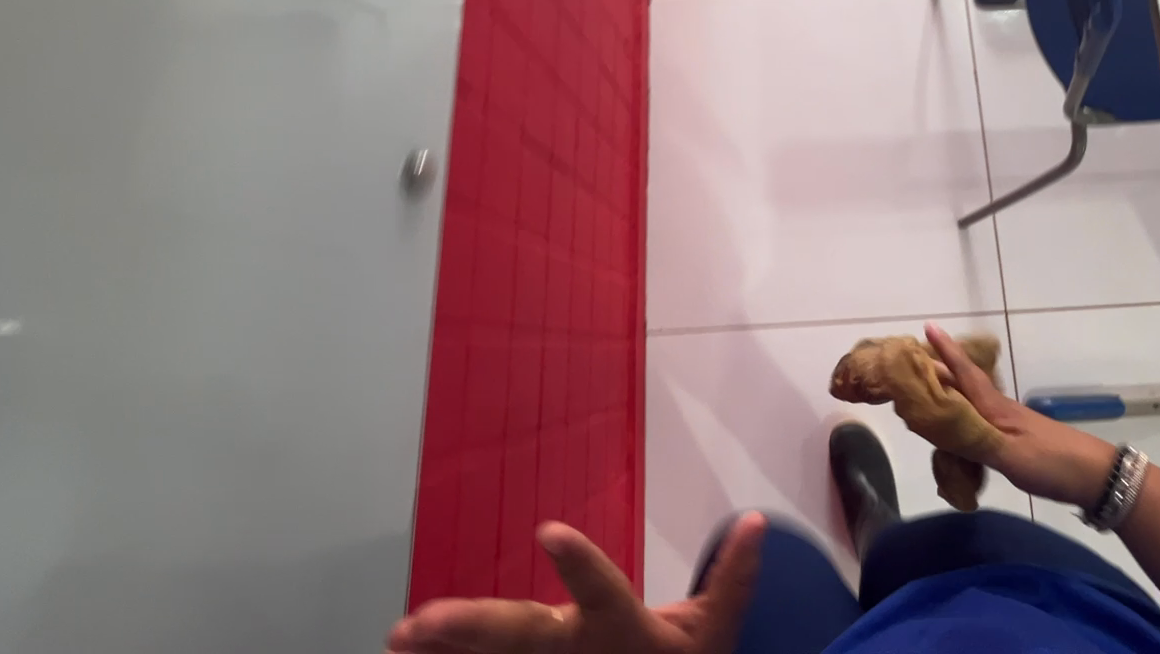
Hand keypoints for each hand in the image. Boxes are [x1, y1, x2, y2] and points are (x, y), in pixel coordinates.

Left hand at [386, 512, 764, 653]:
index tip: (550, 532)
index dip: (578, 566)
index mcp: (624, 633)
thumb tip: (757, 518)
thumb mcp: (716, 634)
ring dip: (447, 646)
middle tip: (418, 623)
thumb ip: (734, 578)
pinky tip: (415, 650)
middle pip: (525, 636)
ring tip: (402, 635)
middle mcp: (579, 653)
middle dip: (474, 627)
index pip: (602, 592)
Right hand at [926, 322, 1121, 508]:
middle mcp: (997, 409)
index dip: (945, 351)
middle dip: (938, 370)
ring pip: (969, 402)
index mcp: (993, 408)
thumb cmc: (1050, 461)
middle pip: (962, 384)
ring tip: (923, 397)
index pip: (963, 373)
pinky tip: (955, 434)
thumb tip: (928, 420)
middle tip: (909, 366)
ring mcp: (1008, 423)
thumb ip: (969, 438)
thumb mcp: (1007, 454)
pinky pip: (977, 422)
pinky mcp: (1015, 440)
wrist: (1095, 476)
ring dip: (947, 395)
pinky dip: (960, 421)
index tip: (928, 326)